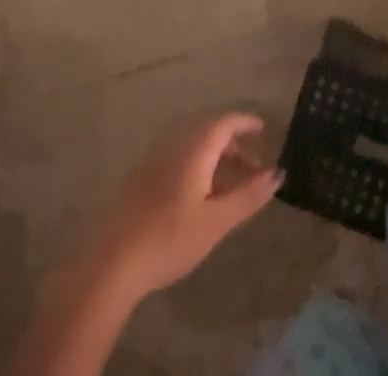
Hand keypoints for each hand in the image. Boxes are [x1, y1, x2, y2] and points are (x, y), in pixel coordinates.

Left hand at [84, 113, 282, 297]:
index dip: (244, 123)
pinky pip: (177, 161)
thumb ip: (248, 196)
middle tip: (254, 164)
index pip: (222, 124)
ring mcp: (151, 165)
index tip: (264, 129)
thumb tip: (277, 174)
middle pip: (205, 133)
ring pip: (190, 148)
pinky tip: (202, 196)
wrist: (110, 264)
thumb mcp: (216, 222)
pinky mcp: (139, 183)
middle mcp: (170, 150)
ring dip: (215, 157)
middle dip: (233, 143)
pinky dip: (198, 168)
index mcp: (191, 153)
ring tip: (233, 183)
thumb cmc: (169, 240)